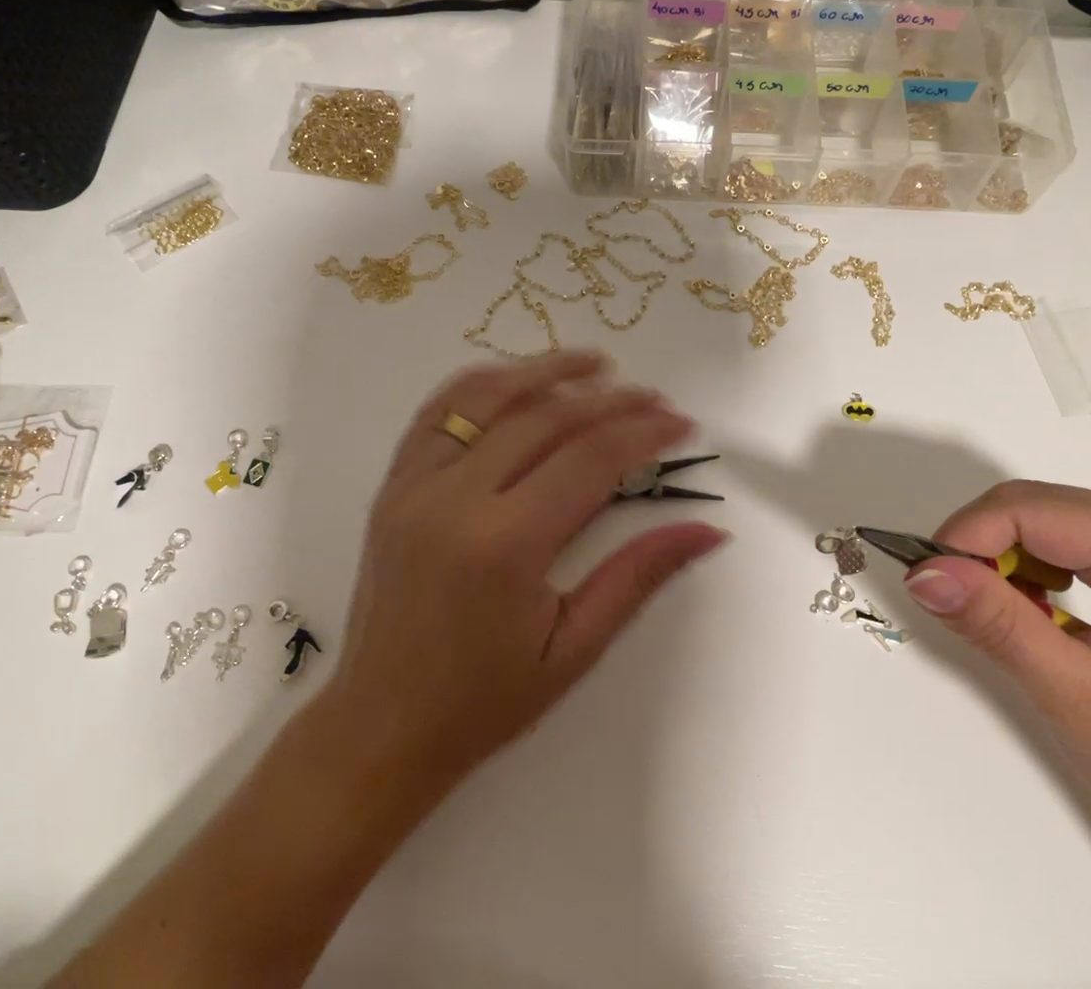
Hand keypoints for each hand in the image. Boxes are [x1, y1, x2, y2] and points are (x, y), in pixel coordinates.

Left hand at [331, 351, 727, 783]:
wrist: (382, 726)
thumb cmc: (484, 702)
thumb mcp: (574, 648)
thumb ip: (638, 576)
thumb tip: (707, 529)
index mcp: (505, 546)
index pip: (589, 460)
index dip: (643, 433)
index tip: (682, 424)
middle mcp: (454, 501)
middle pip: (544, 419)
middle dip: (608, 401)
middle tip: (654, 398)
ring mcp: (412, 489)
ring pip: (483, 400)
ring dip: (542, 372)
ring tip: (594, 363)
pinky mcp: (390, 491)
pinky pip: (435, 416)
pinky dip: (478, 387)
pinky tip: (514, 381)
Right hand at [902, 481, 1090, 844]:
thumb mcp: (1070, 691)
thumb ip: (996, 623)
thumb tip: (923, 571)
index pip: (1035, 509)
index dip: (967, 535)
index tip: (925, 581)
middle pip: (1041, 505)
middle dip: (982, 546)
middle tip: (952, 603)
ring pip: (1051, 519)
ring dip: (1005, 557)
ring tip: (1001, 618)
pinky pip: (1072, 540)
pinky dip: (1033, 567)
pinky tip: (1036, 611)